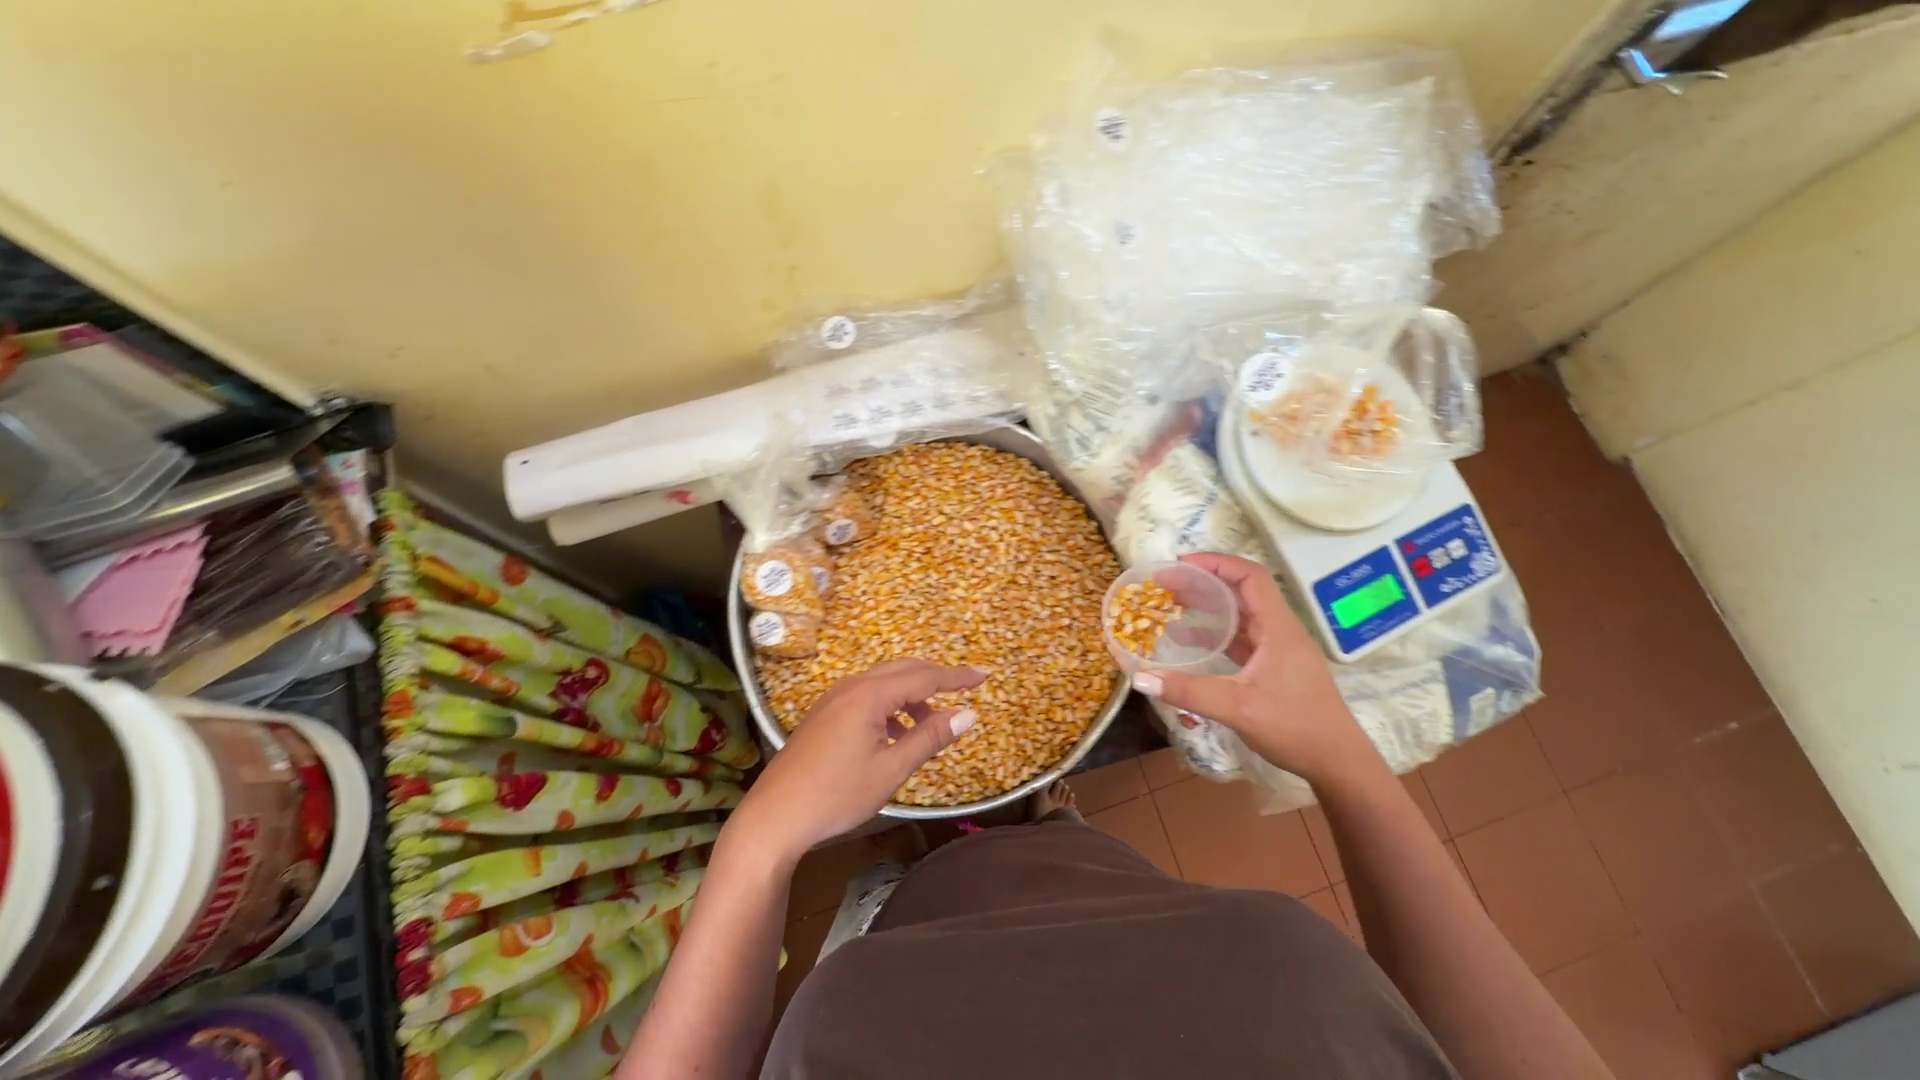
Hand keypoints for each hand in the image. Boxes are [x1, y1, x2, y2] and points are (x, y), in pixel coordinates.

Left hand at [728, 659, 983, 863]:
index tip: (985, 675)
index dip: (957, 677)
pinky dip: (890, 708)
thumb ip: (930, 738)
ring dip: (912, 697)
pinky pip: (866, 697)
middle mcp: (850, 687)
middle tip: (966, 689)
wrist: (775, 817)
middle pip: (903, 671)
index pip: (924, 677)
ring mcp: (833, 699)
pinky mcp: (824, 715)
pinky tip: (896, 736)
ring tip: (932, 726)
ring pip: (883, 684)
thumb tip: (967, 714)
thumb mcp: (891, 769)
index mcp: (869, 695)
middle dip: (936, 678)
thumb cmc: (836, 795)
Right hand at [1131, 553, 1380, 786]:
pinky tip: (1188, 643)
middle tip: (1165, 584)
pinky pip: (1241, 640)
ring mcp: (1278, 651)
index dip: (1216, 563)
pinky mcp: (1275, 669)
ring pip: (1240, 617)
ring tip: (1170, 606)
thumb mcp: (1238, 708)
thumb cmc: (1295, 727)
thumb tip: (1140, 678)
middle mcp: (1280, 631)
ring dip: (1207, 608)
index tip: (1181, 565)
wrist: (1338, 762)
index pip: (1250, 576)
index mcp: (1278, 628)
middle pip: (1241, 592)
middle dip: (1203, 583)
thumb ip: (1189, 691)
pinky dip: (1215, 635)